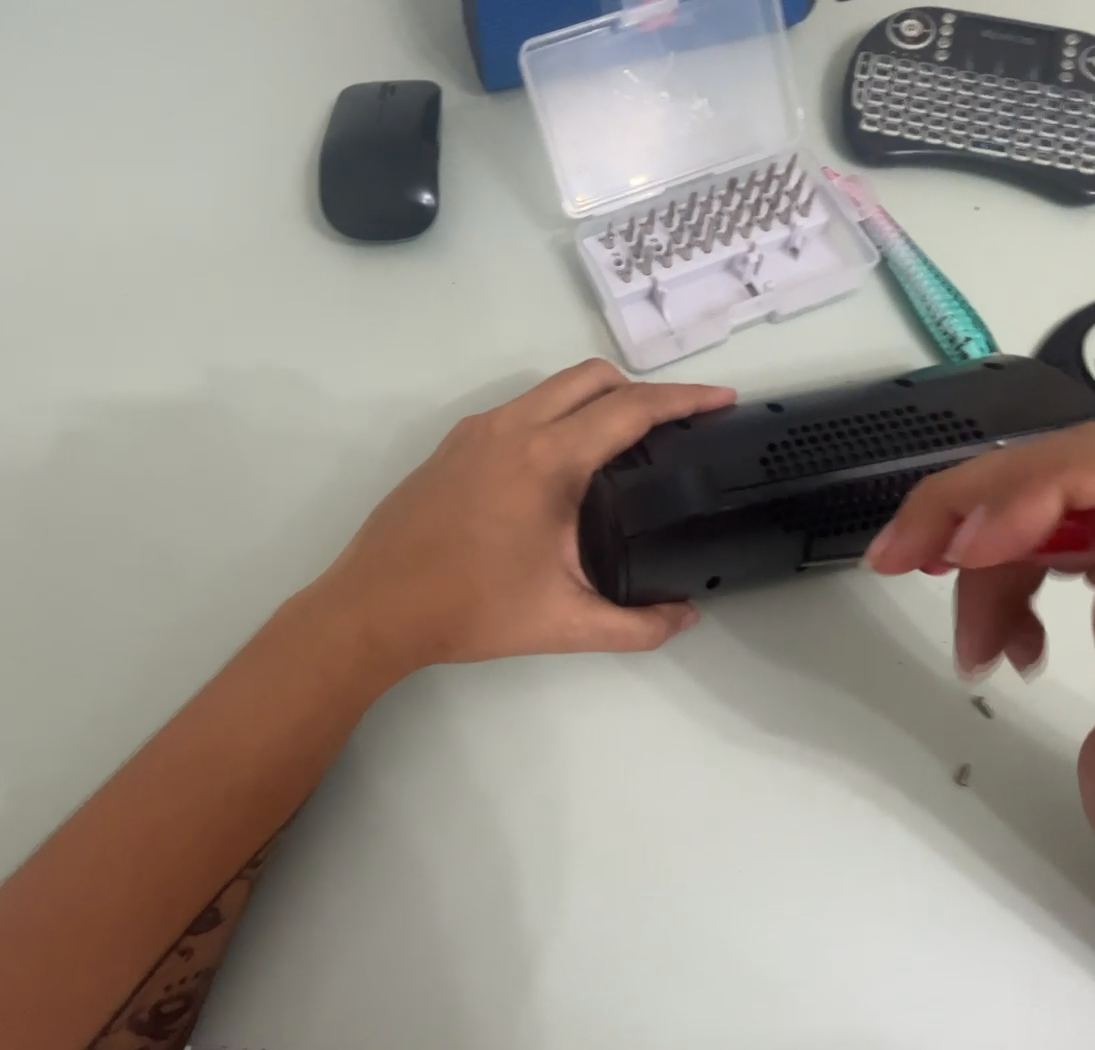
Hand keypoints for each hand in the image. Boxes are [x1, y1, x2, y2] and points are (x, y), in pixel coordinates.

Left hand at [316, 359, 735, 670]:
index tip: (721, 398)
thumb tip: (686, 617)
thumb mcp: (563, 624)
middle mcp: (510, 427)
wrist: (374, 608)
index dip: (684, 399)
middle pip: (591, 378)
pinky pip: (519, 409)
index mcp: (545, 460)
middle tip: (674, 426)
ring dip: (595, 400)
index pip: (630, 410)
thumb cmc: (468, 611)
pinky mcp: (452, 445)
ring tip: (624, 443)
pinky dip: (555, 415)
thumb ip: (636, 625)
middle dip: (641, 390)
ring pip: (550, 389)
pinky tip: (562, 464)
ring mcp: (475, 431)